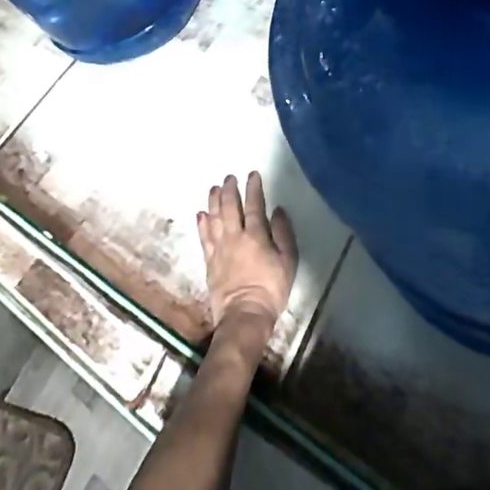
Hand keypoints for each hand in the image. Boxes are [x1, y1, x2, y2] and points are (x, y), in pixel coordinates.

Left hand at [196, 172, 298, 329]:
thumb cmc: (272, 288)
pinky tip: (201, 214)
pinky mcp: (210, 262)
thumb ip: (283, 233)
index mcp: (256, 236)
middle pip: (229, 208)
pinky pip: (204, 238)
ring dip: (213, 202)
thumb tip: (277, 210)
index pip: (254, 206)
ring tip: (213, 188)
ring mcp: (219, 249)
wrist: (245, 315)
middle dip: (229, 190)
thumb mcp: (288, 261)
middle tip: (229, 177)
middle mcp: (235, 237)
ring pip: (214, 219)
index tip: (252, 175)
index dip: (253, 189)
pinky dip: (202, 224)